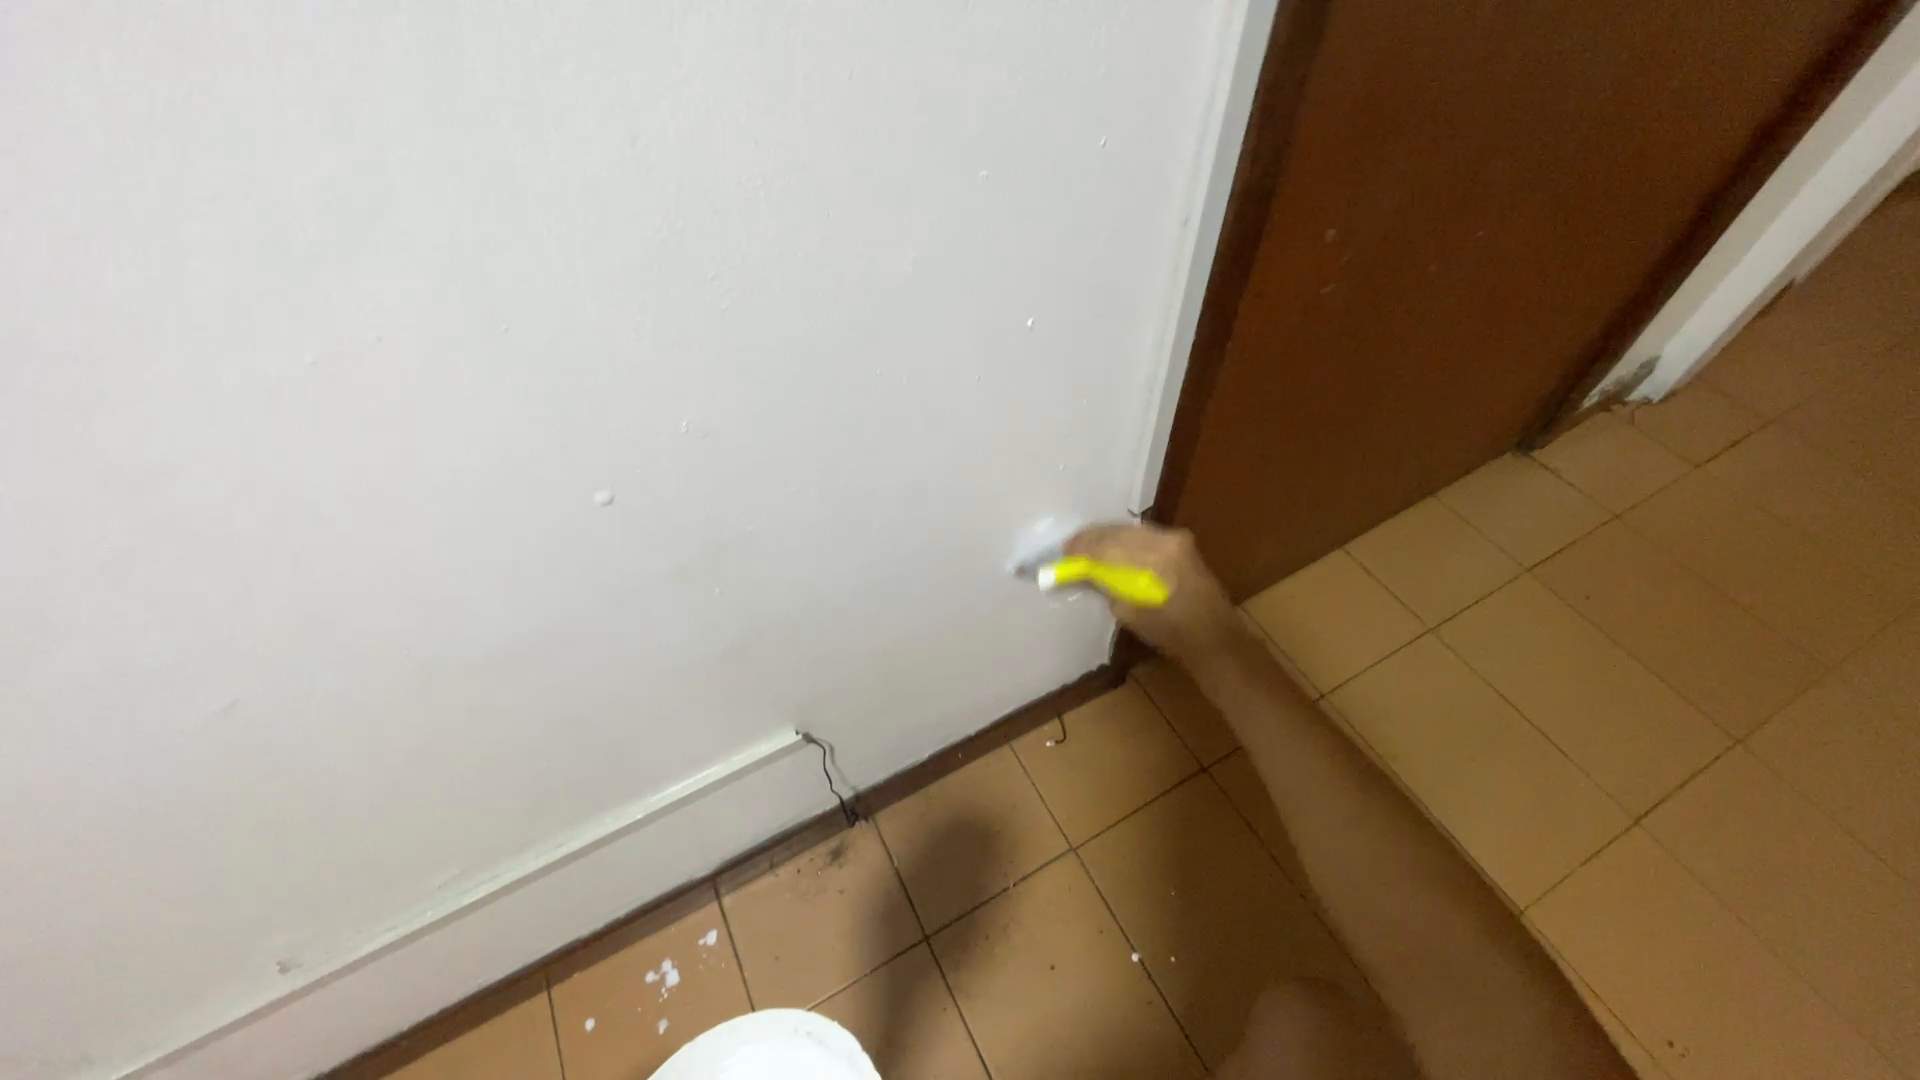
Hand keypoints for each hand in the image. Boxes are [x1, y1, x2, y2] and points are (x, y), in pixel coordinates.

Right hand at [1064, 522, 1245, 663]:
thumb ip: (1105, 586)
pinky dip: (1124, 541)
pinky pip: (1143, 536)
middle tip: (1071, 549)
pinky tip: (1111, 550)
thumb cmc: (1171, 632)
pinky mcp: (1181, 544)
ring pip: (1130, 530)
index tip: (1064, 554)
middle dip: (1092, 539)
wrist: (1214, 639)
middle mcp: (1166, 538)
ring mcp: (1176, 539)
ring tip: (1087, 549)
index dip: (1082, 547)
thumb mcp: (1128, 612)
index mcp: (1154, 555)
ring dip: (1107, 538)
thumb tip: (1084, 573)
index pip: (1108, 543)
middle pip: (1118, 531)